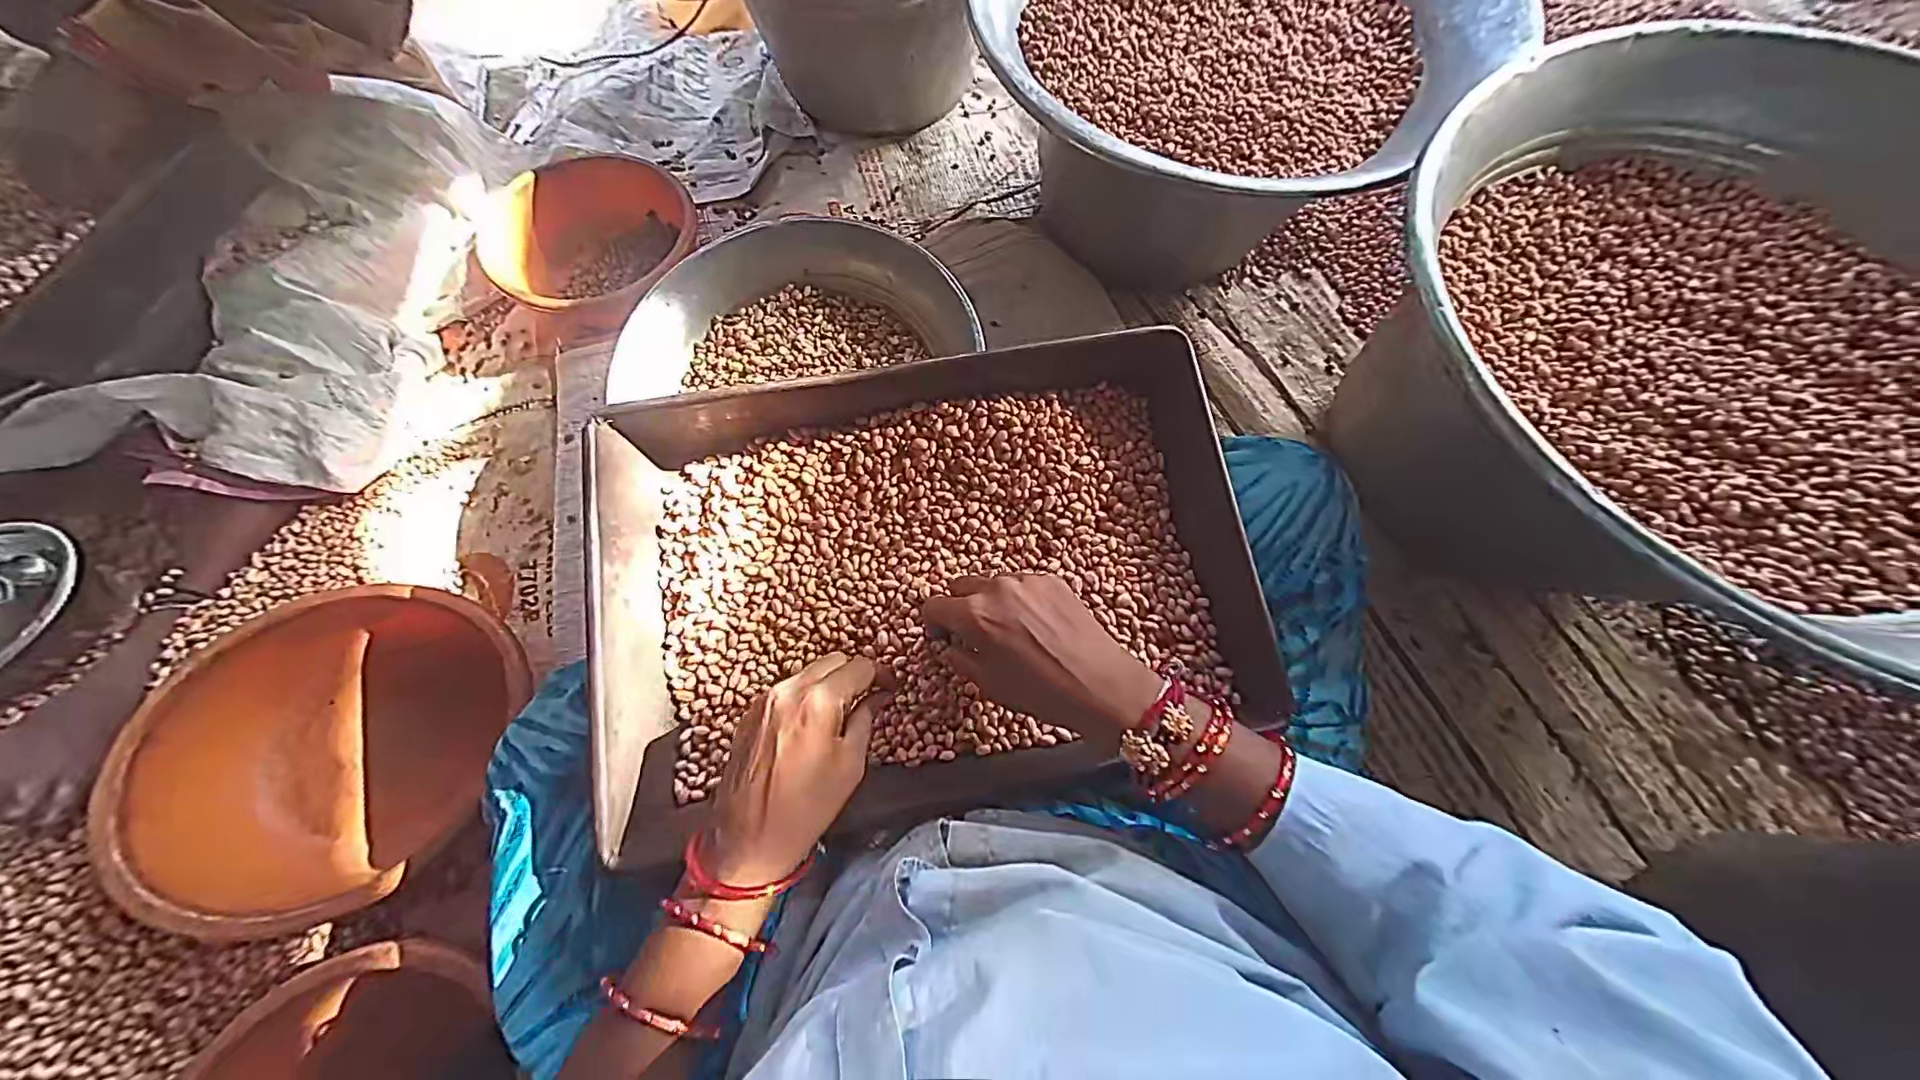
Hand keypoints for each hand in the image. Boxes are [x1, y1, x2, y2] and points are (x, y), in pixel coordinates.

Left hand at [702, 653, 890, 884]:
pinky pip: (787, 690)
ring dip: (829, 684)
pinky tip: (812, 724)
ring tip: (840, 714)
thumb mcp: (850, 764)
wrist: (749, 837)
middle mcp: (788, 691)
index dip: (880, 674)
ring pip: (809, 672)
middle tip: (868, 697)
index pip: (859, 667)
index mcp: (818, 701)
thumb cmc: (806, 808)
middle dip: (854, 674)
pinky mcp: (750, 713)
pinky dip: (805, 696)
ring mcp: (765, 700)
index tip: (888, 687)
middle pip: (833, 661)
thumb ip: (865, 720)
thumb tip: (875, 698)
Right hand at [921, 574, 1163, 740]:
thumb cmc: (1042, 692)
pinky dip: (1020, 600)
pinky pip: (1023, 585)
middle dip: (960, 608)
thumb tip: (950, 647)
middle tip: (973, 633)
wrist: (1102, 685)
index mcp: (975, 615)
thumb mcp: (990, 684)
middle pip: (961, 587)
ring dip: (991, 602)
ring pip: (994, 584)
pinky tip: (1035, 626)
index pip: (934, 605)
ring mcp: (1028, 580)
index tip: (942, 636)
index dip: (933, 623)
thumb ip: (961, 658)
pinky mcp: (1053, 580)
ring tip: (1010, 631)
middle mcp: (998, 588)